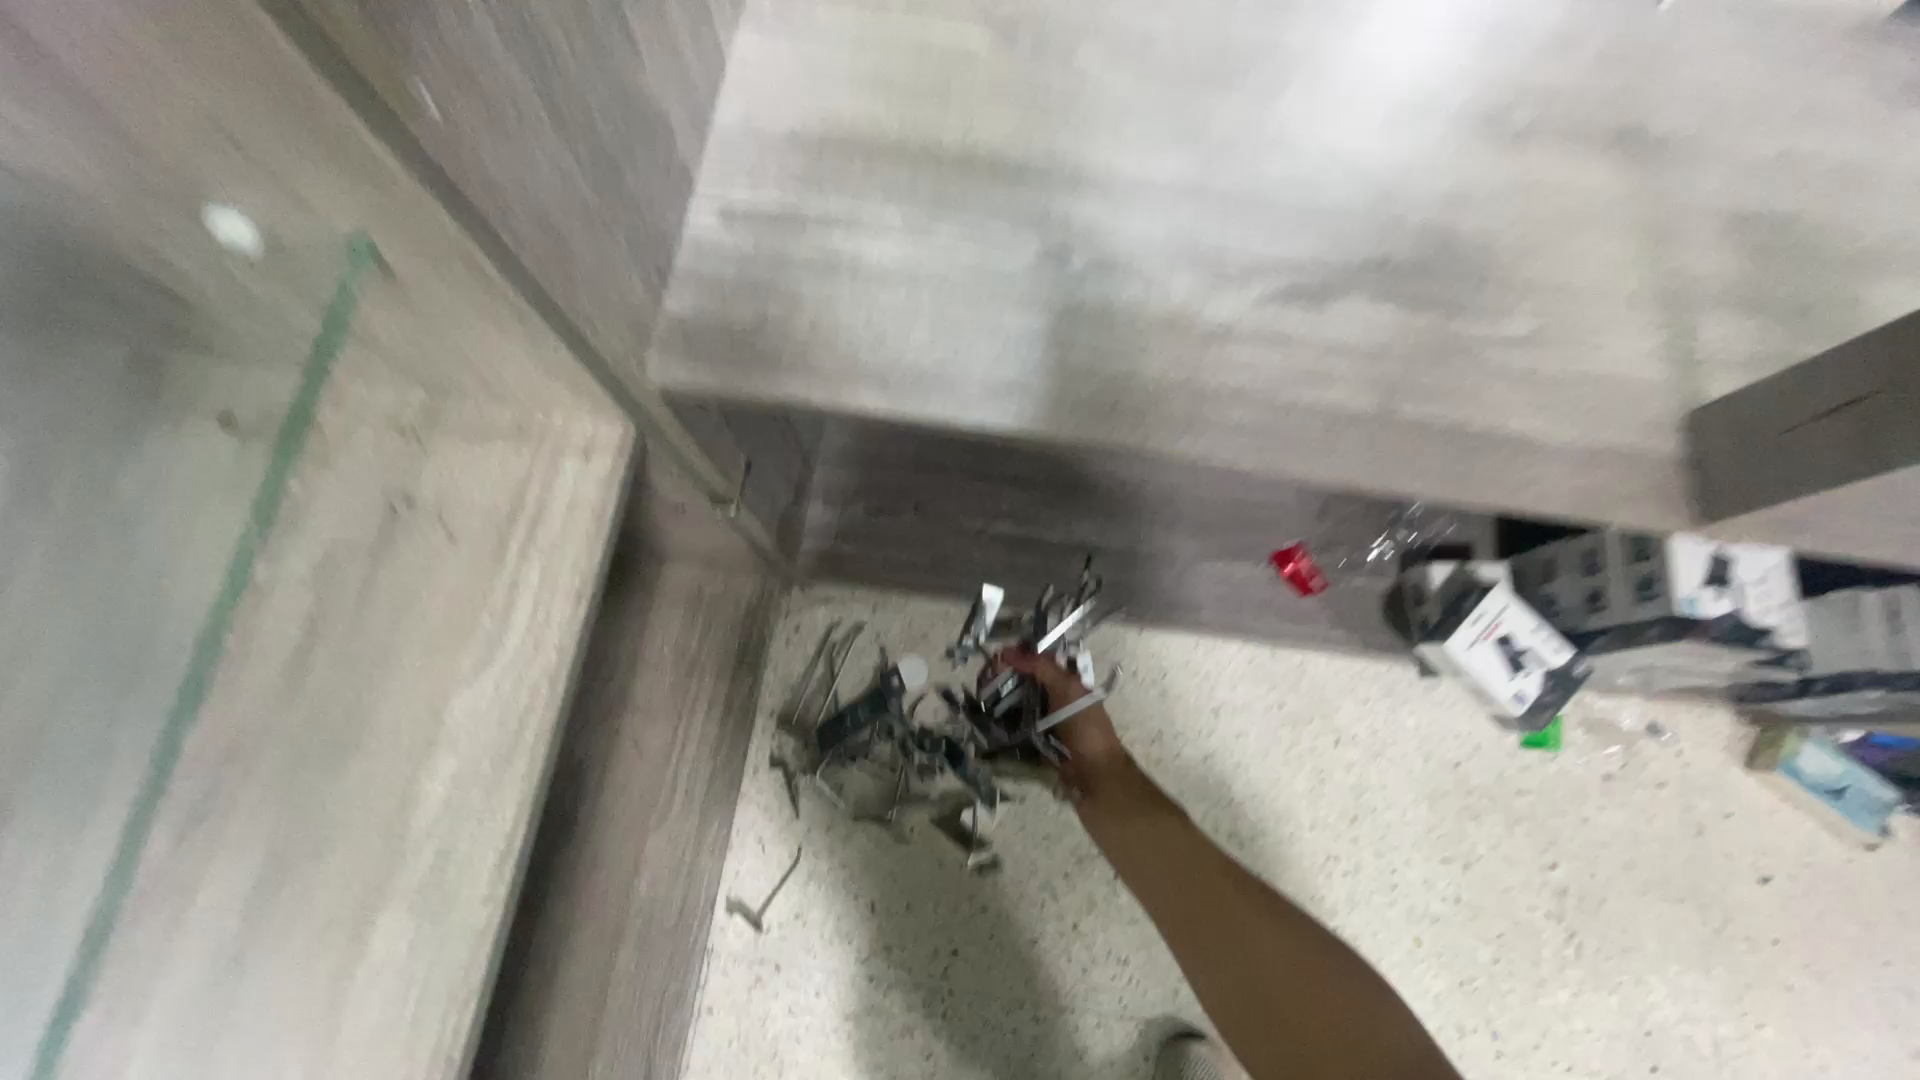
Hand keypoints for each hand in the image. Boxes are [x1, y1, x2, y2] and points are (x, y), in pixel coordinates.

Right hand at [992, 648, 1128, 797]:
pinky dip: (997, 723)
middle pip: (1021, 683)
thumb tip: (1008, 651)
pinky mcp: (1031, 742)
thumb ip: (1041, 667)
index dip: (1016, 657)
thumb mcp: (1066, 689)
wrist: (1092, 772)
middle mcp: (1051, 699)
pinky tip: (982, 718)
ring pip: (1013, 704)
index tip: (994, 657)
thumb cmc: (1084, 726)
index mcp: (1064, 683)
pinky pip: (1011, 728)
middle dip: (1001, 678)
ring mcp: (1040, 721)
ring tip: (977, 697)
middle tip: (982, 679)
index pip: (1035, 662)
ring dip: (996, 700)